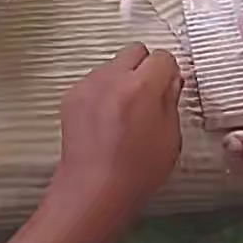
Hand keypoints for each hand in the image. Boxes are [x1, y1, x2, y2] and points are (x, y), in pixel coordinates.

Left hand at [50, 43, 183, 219]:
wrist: (93, 191)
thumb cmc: (136, 172)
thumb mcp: (170, 138)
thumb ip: (170, 101)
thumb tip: (169, 82)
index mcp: (141, 87)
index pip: (162, 57)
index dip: (169, 72)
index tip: (169, 86)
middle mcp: (112, 78)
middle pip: (135, 51)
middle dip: (145, 67)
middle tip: (149, 93)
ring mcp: (88, 85)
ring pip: (113, 65)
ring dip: (122, 79)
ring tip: (126, 111)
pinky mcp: (72, 95)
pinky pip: (94, 81)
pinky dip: (103, 91)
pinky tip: (106, 118)